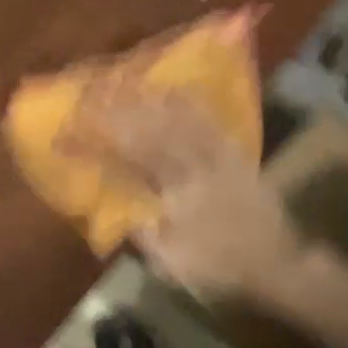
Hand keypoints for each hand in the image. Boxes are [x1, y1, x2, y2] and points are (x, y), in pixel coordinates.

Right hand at [72, 86, 303, 306]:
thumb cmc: (221, 266)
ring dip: (146, 97)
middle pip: (152, 124)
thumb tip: (117, 208)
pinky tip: (170, 90)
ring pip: (178, 114)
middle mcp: (197, 161)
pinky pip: (207, 118)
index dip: (98, 138)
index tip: (69, 132)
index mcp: (178, 187)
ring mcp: (218, 152)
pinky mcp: (234, 152)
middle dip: (117, 106)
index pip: (130, 152)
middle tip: (88, 92)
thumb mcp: (173, 261)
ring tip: (121, 82)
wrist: (278, 263)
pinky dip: (185, 101)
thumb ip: (143, 231)